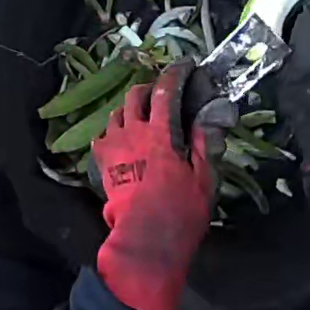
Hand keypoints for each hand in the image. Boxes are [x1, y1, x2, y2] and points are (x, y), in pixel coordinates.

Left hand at [92, 61, 214, 309]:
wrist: (143, 244)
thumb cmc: (179, 212)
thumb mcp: (204, 179)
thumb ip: (204, 143)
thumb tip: (207, 116)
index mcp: (160, 134)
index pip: (166, 91)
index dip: (175, 73)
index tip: (185, 65)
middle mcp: (133, 133)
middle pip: (135, 95)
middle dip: (149, 88)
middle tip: (162, 95)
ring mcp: (114, 148)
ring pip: (116, 113)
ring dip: (130, 110)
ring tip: (141, 118)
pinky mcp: (102, 165)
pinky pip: (103, 137)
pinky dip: (113, 132)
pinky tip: (123, 140)